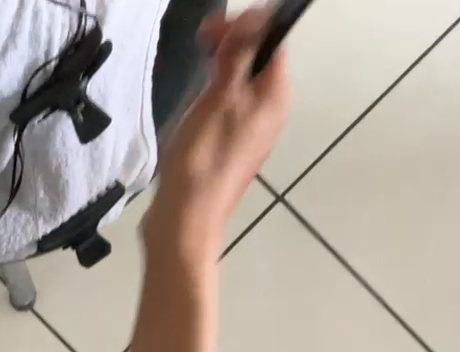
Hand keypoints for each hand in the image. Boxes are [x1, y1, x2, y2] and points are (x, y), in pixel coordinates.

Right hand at [144, 8, 290, 263]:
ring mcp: (248, 137)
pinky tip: (190, 111)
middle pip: (256, 64)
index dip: (245, 25)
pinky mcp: (226, 154)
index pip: (272, 40)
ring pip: (239, 89)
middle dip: (229, 47)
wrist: (184, 223)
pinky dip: (210, 102)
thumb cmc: (201, 160)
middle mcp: (269, 114)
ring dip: (217, 74)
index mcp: (275, 97)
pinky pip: (226, 114)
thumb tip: (258, 14)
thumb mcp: (219, 97)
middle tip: (197, 45)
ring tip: (191, 76)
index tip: (208, 30)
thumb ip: (239, 53)